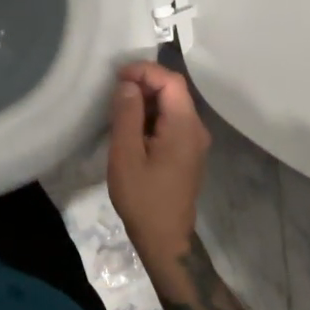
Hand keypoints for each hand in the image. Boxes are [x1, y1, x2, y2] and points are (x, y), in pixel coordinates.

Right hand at [107, 61, 210, 263]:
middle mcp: (196, 129)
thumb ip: (127, 115)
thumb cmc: (142, 198)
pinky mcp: (187, 153)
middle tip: (113, 91)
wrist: (164, 238)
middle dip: (144, 83)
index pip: (171, 81)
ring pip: (172, 106)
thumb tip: (128, 85)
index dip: (144, 71)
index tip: (116, 77)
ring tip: (118, 109)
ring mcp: (194, 142)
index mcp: (184, 127)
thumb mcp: (125, 155)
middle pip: (174, 91)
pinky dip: (151, 116)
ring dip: (146, 100)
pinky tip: (131, 128)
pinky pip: (171, 122)